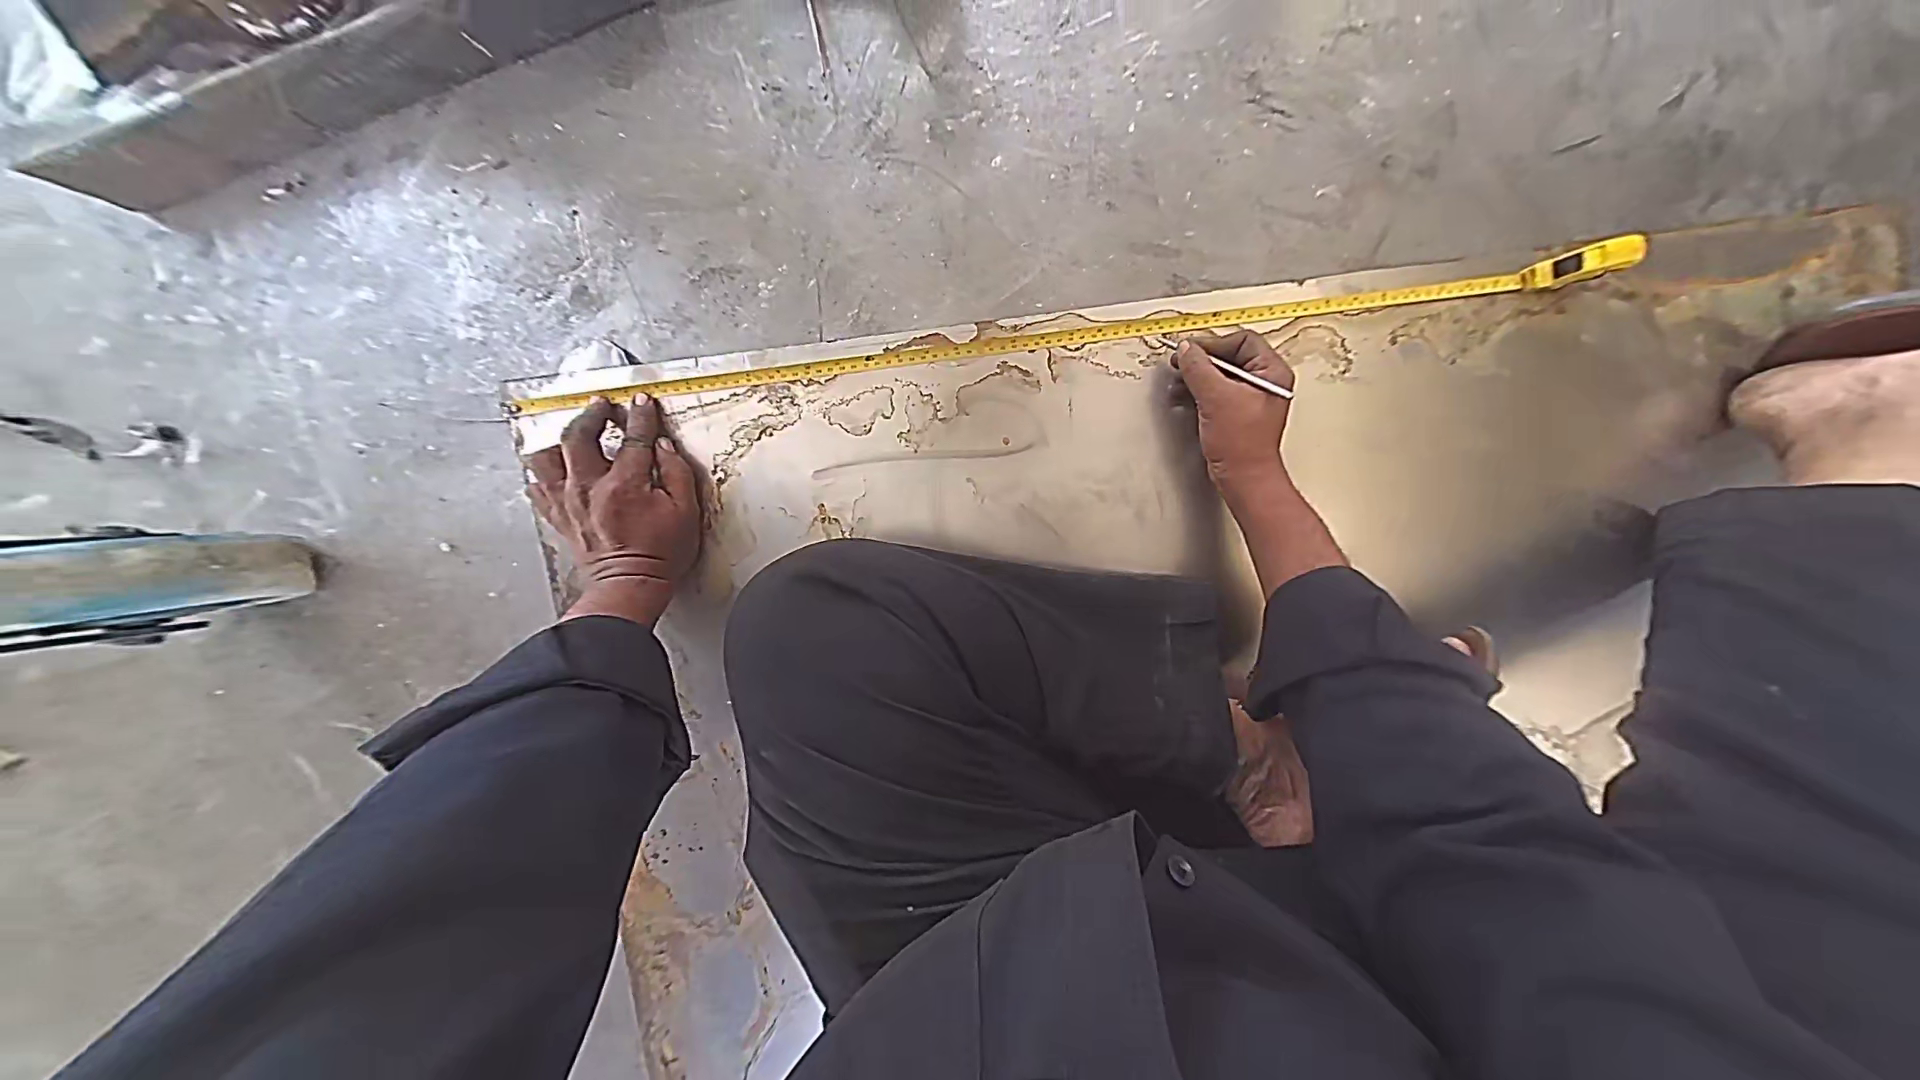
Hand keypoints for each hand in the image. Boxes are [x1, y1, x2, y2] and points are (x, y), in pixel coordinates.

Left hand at [526, 395, 702, 626]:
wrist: (631, 584)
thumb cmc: (661, 554)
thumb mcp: (686, 512)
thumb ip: (677, 473)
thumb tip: (664, 447)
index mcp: (625, 484)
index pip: (633, 437)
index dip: (641, 416)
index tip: (643, 404)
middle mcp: (589, 487)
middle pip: (579, 435)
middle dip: (592, 414)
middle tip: (602, 406)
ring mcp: (568, 501)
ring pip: (545, 456)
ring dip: (558, 441)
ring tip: (572, 435)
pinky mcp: (558, 516)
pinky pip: (537, 486)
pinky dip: (543, 472)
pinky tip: (555, 468)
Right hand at [1172, 330, 1295, 497]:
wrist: (1242, 477)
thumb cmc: (1243, 445)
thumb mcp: (1216, 397)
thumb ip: (1199, 368)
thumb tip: (1187, 348)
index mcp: (1272, 372)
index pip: (1242, 341)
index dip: (1213, 343)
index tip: (1190, 349)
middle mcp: (1263, 383)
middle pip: (1228, 357)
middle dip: (1201, 361)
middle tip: (1181, 362)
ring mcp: (1248, 399)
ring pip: (1218, 375)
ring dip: (1195, 377)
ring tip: (1178, 382)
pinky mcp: (1234, 413)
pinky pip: (1214, 392)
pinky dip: (1197, 392)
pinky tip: (1182, 396)